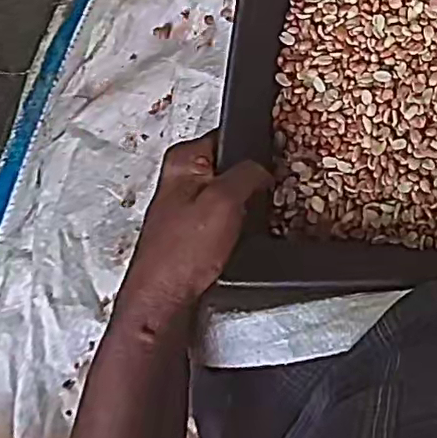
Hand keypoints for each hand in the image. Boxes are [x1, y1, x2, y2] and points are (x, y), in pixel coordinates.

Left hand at [118, 132, 269, 325]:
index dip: (257, 149)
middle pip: (237, 166)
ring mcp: (191, 204)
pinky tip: (243, 234)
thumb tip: (264, 168)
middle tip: (264, 194)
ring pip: (238, 192)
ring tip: (251, 219)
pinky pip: (234, 214)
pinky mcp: (199, 227)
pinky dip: (244, 222)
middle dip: (256, 179)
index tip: (270, 164)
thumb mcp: (225, 199)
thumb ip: (249, 172)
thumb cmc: (181, 254)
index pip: (232, 137)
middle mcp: (183, 178)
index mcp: (184, 159)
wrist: (166, 300)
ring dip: (251, 203)